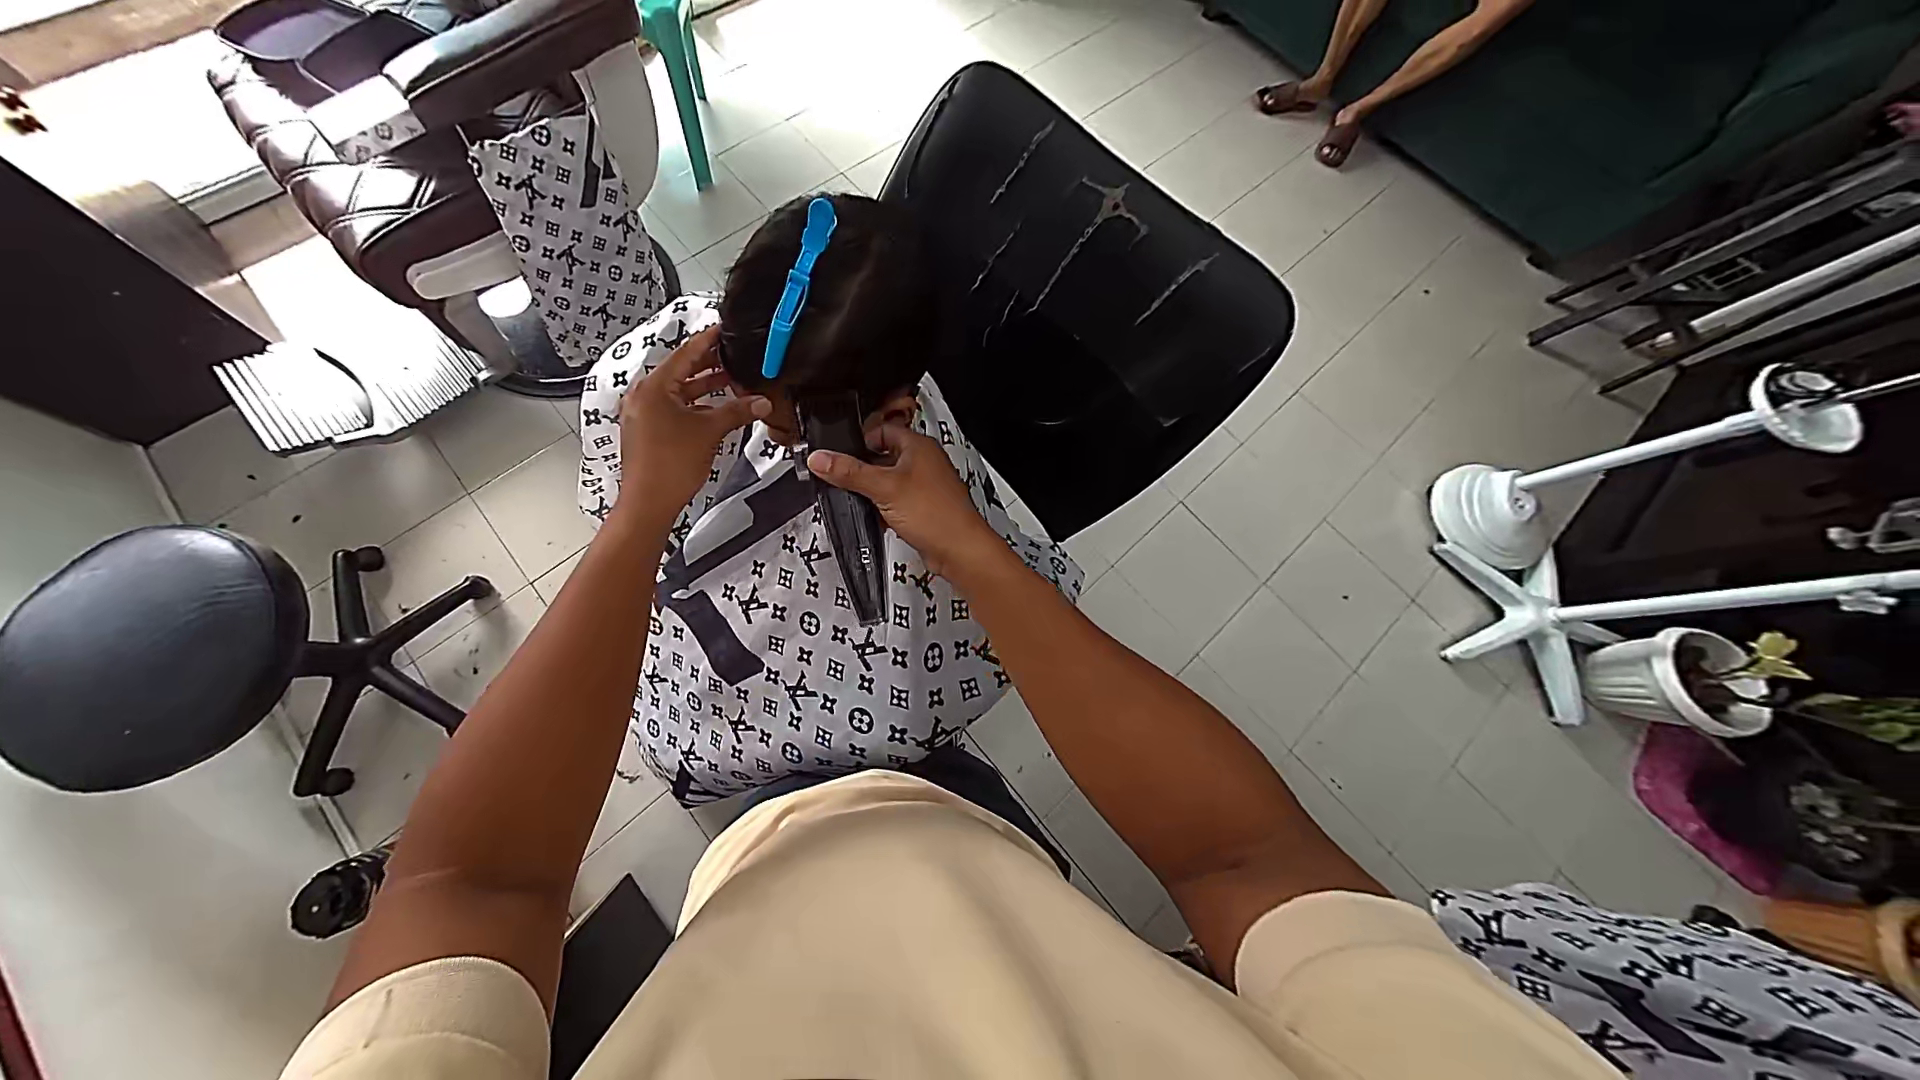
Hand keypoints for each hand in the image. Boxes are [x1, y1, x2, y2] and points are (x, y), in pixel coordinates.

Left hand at [617, 325, 768, 521]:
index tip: (722, 330)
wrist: (650, 501)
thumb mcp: (710, 431)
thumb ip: (737, 411)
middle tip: (733, 356)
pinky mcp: (648, 429)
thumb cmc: (668, 467)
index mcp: (653, 387)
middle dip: (710, 365)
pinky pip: (674, 408)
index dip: (708, 340)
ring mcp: (644, 413)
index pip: (685, 353)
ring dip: (704, 387)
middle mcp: (643, 396)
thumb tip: (759, 403)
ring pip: (679, 391)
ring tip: (731, 382)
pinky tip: (716, 409)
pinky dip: (695, 405)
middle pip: (681, 370)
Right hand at [806, 424, 1005, 580]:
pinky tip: (879, 518)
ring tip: (865, 501)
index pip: (882, 429)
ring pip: (889, 482)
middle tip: (848, 479)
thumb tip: (821, 459)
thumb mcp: (883, 488)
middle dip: (864, 470)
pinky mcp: (924, 508)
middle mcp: (924, 462)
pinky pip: (897, 503)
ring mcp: (925, 486)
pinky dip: (885, 509)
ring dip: (875, 492)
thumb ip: (849, 472)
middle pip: (884, 456)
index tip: (841, 452)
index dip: (860, 439)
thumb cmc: (937, 514)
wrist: (959, 549)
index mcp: (918, 446)